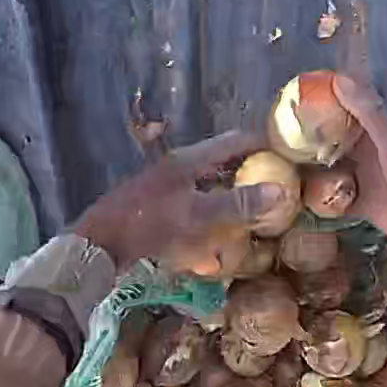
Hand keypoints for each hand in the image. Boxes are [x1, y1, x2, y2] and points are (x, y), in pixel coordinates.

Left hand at [71, 130, 280, 268]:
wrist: (97, 246)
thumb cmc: (150, 224)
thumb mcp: (198, 215)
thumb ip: (239, 203)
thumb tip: (281, 190)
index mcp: (193, 158)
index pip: (238, 140)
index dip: (266, 143)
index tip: (290, 154)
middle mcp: (183, 163)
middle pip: (226, 156)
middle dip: (253, 165)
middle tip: (278, 179)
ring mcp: (170, 180)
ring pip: (212, 175)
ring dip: (234, 183)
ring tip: (257, 199)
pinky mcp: (162, 198)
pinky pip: (199, 192)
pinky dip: (217, 199)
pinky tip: (223, 219)